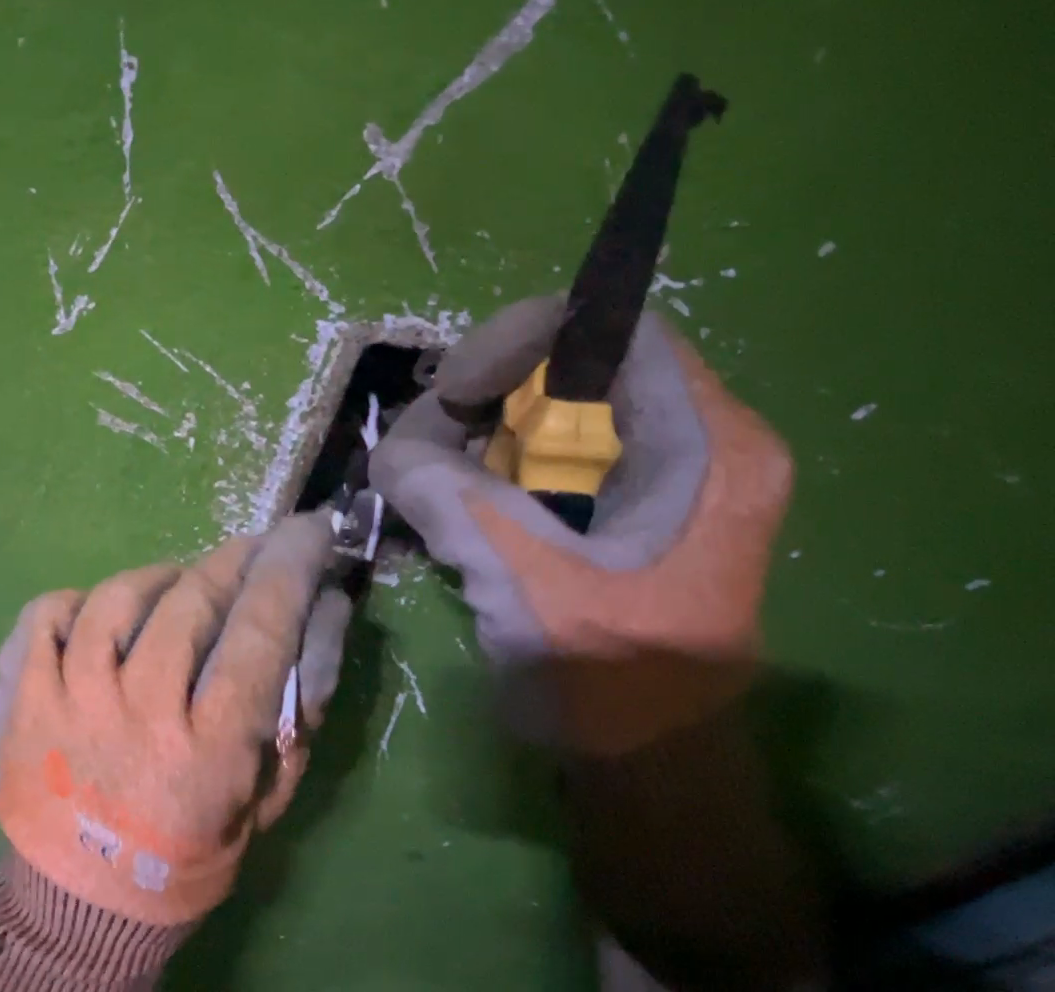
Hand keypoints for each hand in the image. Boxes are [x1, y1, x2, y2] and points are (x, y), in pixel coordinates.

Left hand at [0, 514, 350, 924]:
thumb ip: (301, 705)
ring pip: (117, 597)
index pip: (260, 630)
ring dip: (160, 578)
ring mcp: (70, 698)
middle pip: (190, 602)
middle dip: (232, 562)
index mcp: (209, 748)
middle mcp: (137, 712)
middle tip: (250, 553)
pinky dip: (79, 600)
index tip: (309, 531)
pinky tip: (101, 615)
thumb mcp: (268, 793)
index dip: (291, 568)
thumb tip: (321, 608)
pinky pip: (47, 614)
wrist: (85, 899)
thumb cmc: (192, 850)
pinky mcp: (23, 696)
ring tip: (179, 586)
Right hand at [369, 294, 792, 755]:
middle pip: (577, 362)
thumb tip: (388, 450)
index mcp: (703, 446)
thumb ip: (450, 500)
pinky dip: (494, 463)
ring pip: (556, 405)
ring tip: (430, 481)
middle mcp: (697, 440)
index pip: (613, 328)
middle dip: (487, 394)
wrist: (651, 763)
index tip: (453, 395)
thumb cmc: (610, 680)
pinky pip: (552, 449)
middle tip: (427, 445)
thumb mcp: (521, 583)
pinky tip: (458, 504)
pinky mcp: (632, 502)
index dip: (520, 339)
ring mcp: (666, 472)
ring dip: (481, 432)